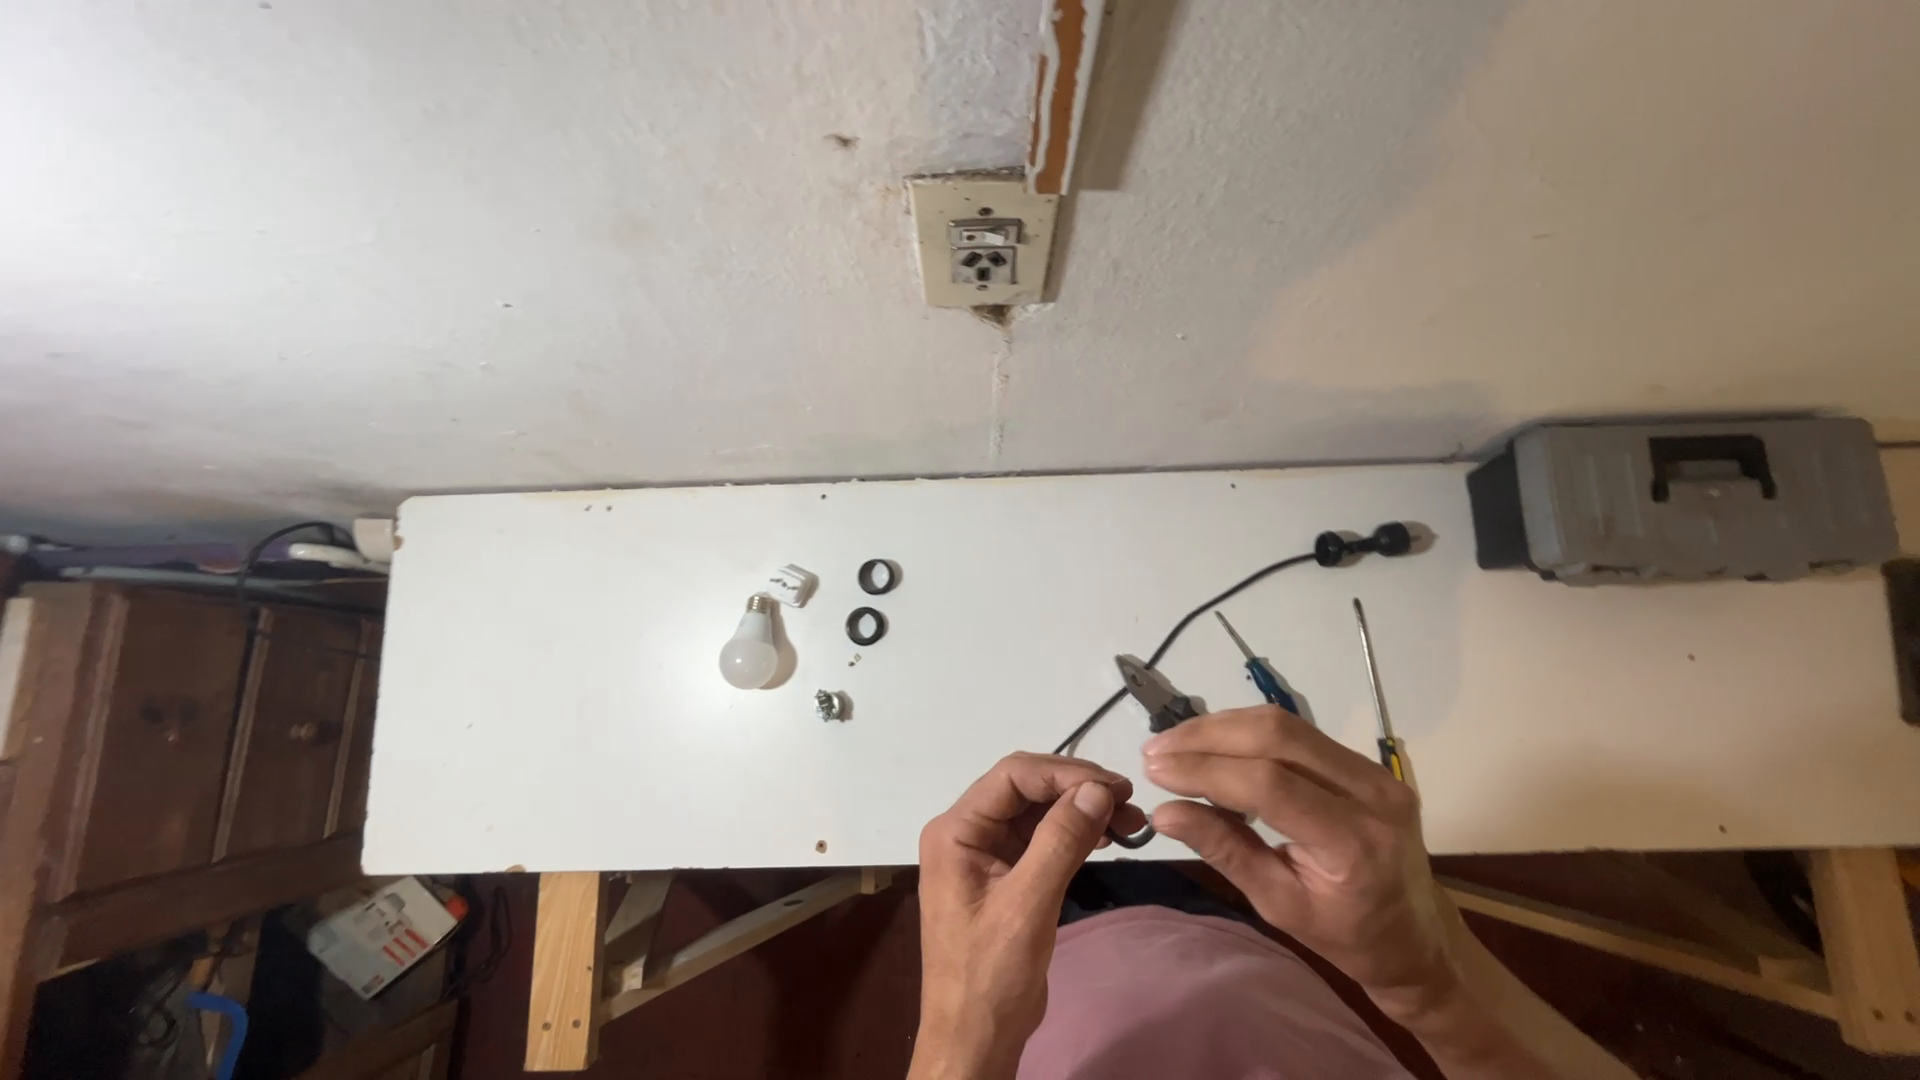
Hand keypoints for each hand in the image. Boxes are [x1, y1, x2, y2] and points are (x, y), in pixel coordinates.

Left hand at [910, 753, 1147, 1079]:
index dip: (1064, 772)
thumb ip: (1060, 841)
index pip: (1012, 776)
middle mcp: (967, 832)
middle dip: (1076, 789)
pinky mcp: (1005, 874)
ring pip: (1037, 812)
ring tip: (1129, 819)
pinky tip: (1106, 836)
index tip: (1113, 786)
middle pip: (1025, 789)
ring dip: (1080, 810)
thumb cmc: (990, 975)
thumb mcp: (1027, 905)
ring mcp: (985, 852)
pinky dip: (1074, 834)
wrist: (974, 1039)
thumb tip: (1097, 789)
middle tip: (1128, 801)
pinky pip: (1041, 838)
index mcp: (956, 830)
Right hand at [1143, 706, 1459, 1017]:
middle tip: (1156, 751)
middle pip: (1277, 736)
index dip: (1204, 770)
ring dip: (1220, 727)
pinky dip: (1244, 732)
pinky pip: (1296, 730)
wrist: (1419, 938)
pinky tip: (1210, 745)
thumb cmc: (1346, 936)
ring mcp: (1374, 772)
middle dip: (1206, 736)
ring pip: (1284, 722)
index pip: (1268, 784)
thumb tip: (1162, 812)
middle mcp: (1372, 793)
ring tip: (1173, 745)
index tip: (1154, 770)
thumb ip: (1224, 850)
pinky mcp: (1365, 762)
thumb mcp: (1279, 905)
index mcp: (1354, 843)